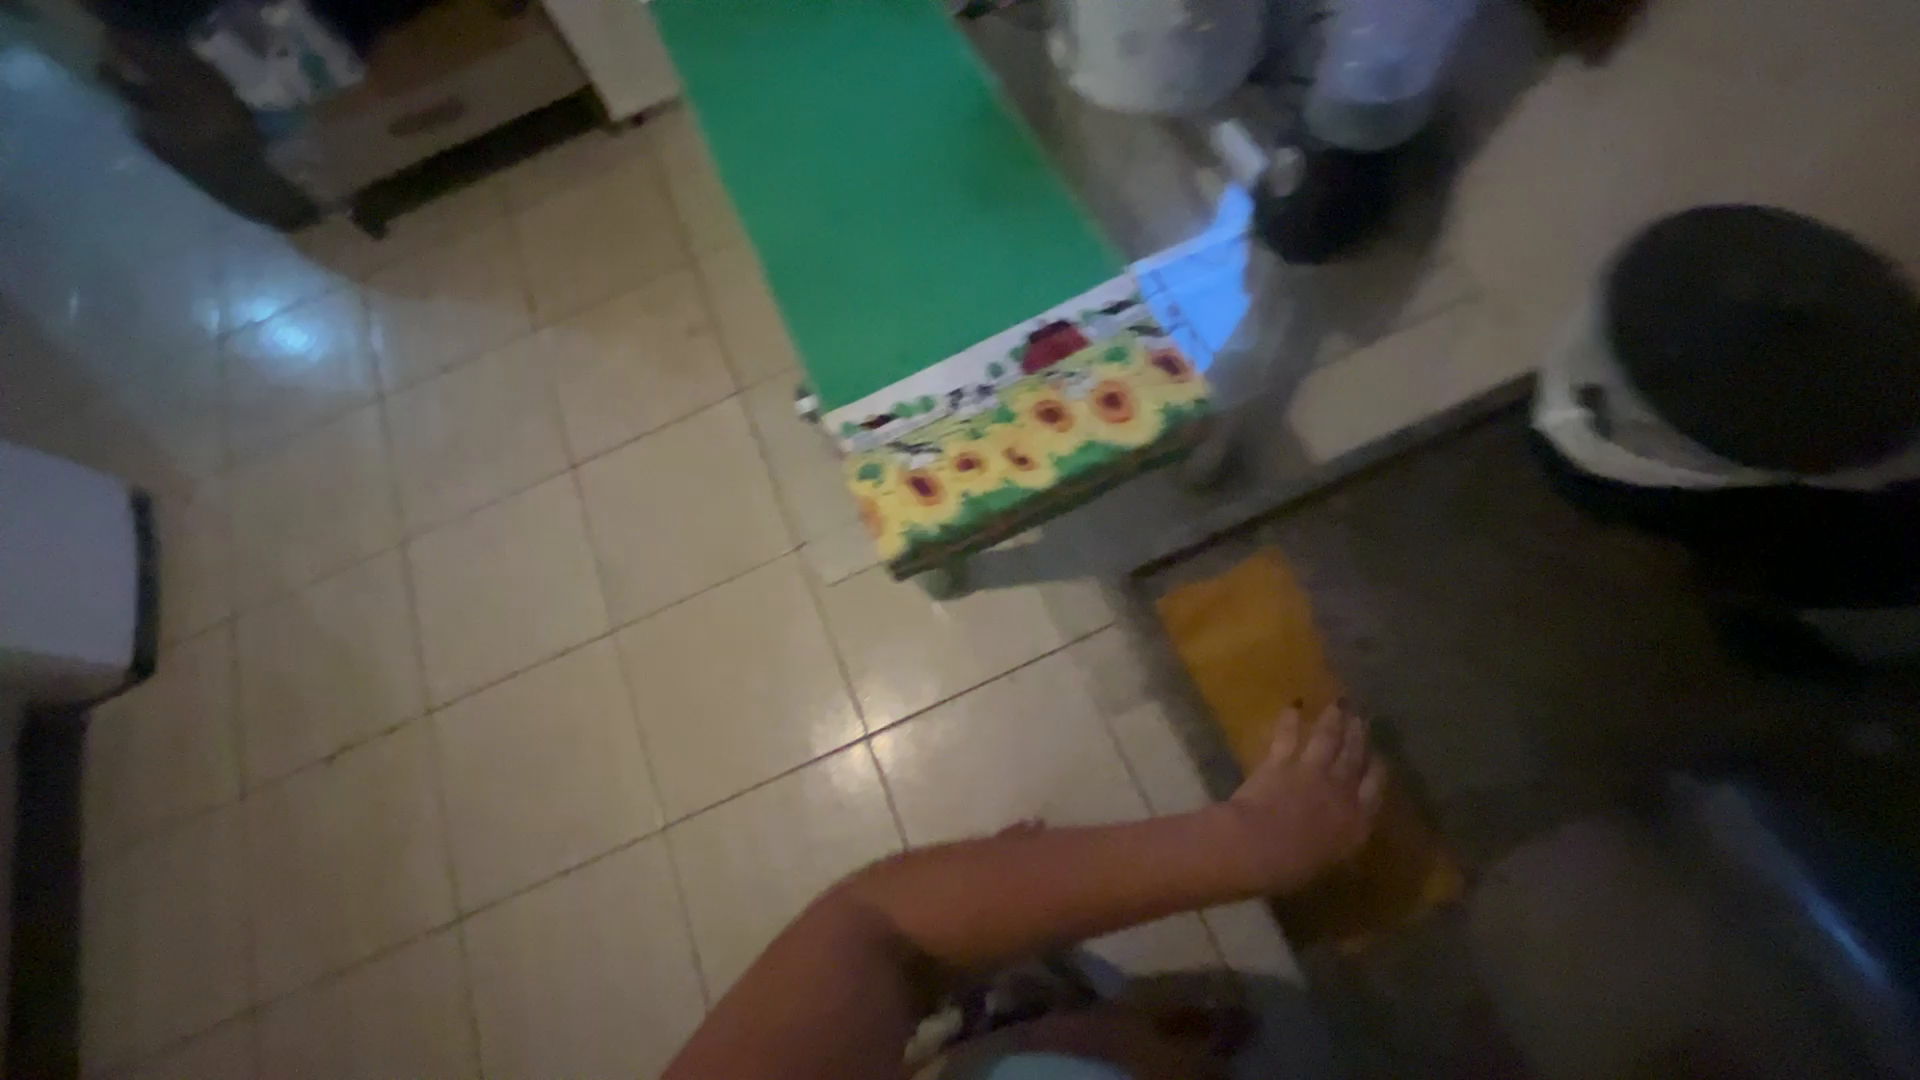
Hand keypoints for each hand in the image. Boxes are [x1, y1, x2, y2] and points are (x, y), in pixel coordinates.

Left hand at [1216, 702, 1385, 894]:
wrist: (1258, 845)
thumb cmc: (1292, 867)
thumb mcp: (1326, 861)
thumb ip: (1337, 841)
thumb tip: (1338, 836)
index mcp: (1357, 822)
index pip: (1375, 789)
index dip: (1377, 770)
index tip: (1379, 757)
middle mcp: (1340, 791)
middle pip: (1354, 757)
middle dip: (1359, 736)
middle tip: (1362, 718)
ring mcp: (1311, 771)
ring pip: (1328, 739)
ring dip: (1334, 719)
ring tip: (1340, 704)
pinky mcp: (1281, 760)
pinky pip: (1289, 734)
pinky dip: (1291, 718)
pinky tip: (1294, 705)